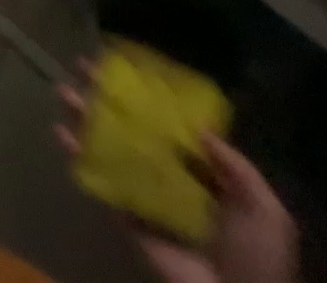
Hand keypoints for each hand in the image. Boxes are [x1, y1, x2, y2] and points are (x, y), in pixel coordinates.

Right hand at [57, 64, 298, 282]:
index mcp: (204, 172)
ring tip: (63, 91)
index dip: (149, 98)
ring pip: (109, 149)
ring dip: (85, 120)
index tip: (127, 70)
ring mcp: (144, 194)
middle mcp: (169, 176)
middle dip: (108, 100)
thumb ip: (237, 168)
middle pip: (133, 130)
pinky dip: (78, 159)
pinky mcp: (125, 214)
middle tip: (83, 69)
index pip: (171, 126)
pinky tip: (62, 134)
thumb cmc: (257, 257)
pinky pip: (100, 182)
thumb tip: (200, 129)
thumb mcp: (265, 210)